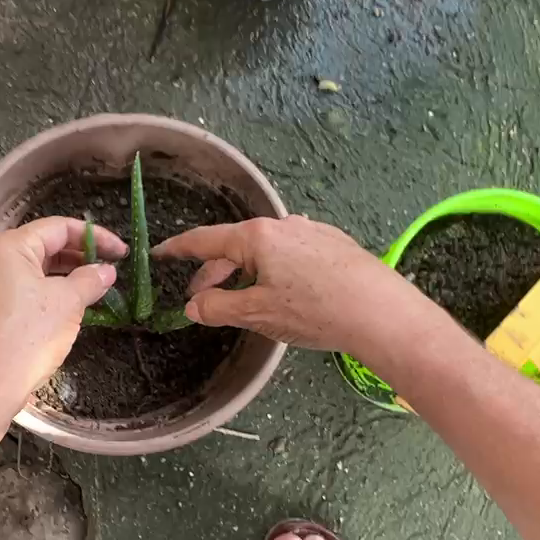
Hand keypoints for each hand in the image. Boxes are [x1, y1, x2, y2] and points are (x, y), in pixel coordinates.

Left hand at [0, 217, 125, 425]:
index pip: (59, 228)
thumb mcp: (68, 304)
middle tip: (108, 271)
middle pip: (43, 247)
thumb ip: (90, 280)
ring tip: (92, 291)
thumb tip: (105, 271)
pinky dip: (44, 295)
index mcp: (8, 247)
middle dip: (79, 258)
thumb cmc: (27, 338)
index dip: (95, 237)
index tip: (120, 252)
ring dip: (63, 279)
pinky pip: (19, 293)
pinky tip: (64, 311)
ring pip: (31, 273)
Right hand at [154, 215, 404, 351]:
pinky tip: (280, 291)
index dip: (178, 249)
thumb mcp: (256, 314)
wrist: (380, 313)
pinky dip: (271, 270)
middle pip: (234, 246)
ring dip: (244, 273)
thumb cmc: (313, 311)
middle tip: (201, 300)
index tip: (159, 254)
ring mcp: (310, 232)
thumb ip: (218, 308)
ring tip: (241, 300)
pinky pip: (288, 254)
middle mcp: (282, 225)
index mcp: (257, 237)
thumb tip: (193, 306)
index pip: (205, 239)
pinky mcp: (332, 244)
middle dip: (214, 272)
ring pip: (263, 250)